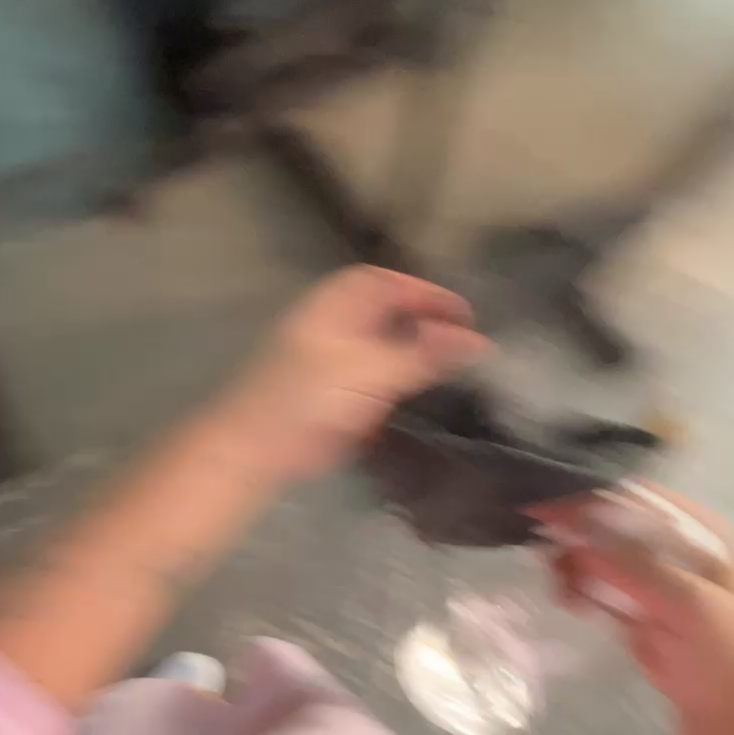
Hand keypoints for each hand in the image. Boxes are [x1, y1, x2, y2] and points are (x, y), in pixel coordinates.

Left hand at [215, 266, 489, 479]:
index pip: (381, 284)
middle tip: (464, 343)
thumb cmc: (306, 397)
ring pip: (381, 354)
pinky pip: (374, 390)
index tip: (461, 313)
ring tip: (455, 372)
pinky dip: (399, 392)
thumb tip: (477, 341)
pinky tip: (427, 404)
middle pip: (383, 318)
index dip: (422, 292)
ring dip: (414, 360)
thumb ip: (423, 354)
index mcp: (331, 309)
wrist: (256, 450)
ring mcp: (330, 370)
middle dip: (423, 325)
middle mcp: (330, 333)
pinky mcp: (333, 405)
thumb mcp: (369, 369)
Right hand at [530, 485, 733, 720]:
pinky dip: (573, 584)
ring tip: (560, 587)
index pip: (636, 497)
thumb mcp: (690, 604)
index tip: (545, 509)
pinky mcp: (632, 599)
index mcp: (700, 532)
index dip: (590, 498)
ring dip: (570, 562)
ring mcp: (651, 572)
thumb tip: (576, 535)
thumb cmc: (728, 654)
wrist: (733, 713)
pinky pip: (592, 579)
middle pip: (609, 520)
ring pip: (594, 549)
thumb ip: (635, 566)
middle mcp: (673, 544)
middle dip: (573, 532)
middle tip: (543, 547)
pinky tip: (567, 600)